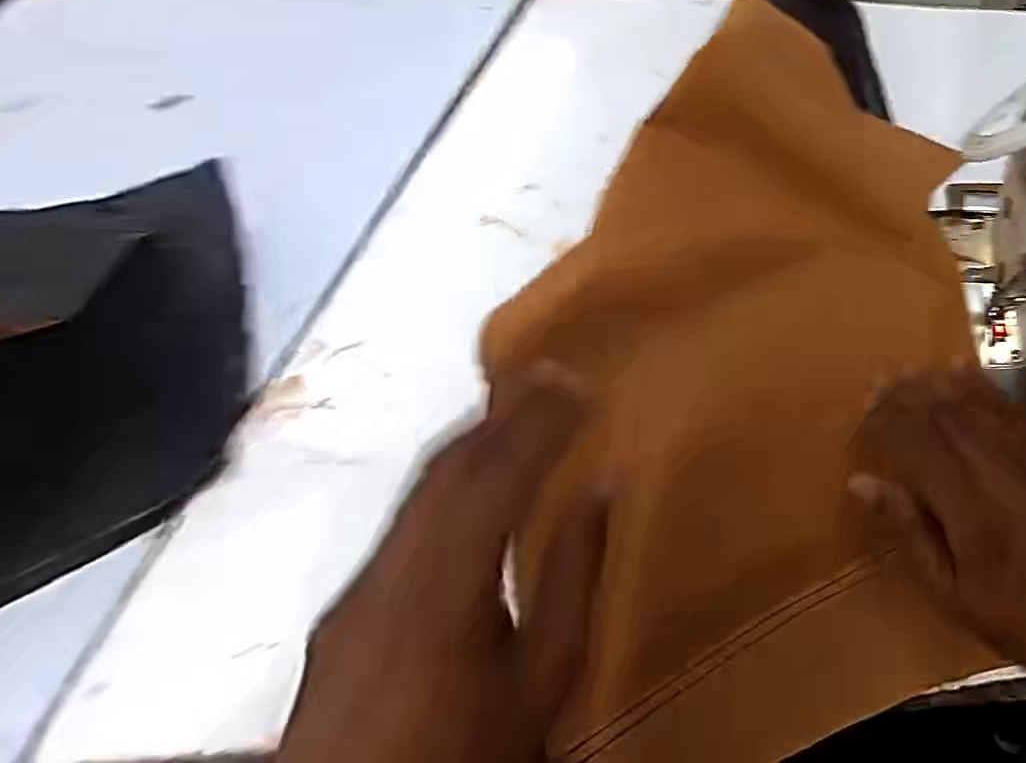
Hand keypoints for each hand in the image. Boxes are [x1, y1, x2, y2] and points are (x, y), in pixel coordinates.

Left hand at [278, 368, 605, 762]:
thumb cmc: (471, 744)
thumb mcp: (545, 674)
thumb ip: (575, 576)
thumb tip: (605, 486)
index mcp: (442, 594)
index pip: (493, 480)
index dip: (539, 424)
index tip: (582, 383)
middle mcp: (388, 576)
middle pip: (448, 472)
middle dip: (505, 414)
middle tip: (556, 371)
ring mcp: (358, 589)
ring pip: (421, 486)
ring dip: (477, 434)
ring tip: (525, 398)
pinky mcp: (349, 603)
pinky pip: (409, 511)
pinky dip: (453, 470)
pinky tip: (479, 461)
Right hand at [851, 362, 1025, 762]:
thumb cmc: (1011, 614)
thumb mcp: (947, 589)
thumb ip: (907, 528)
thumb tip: (863, 482)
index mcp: (973, 512)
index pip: (921, 447)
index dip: (889, 423)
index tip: (865, 412)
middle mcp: (1003, 474)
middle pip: (948, 416)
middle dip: (908, 394)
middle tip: (876, 383)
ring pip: (979, 405)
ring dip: (939, 383)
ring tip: (907, 372)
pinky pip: (1012, 408)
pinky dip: (982, 385)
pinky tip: (961, 368)